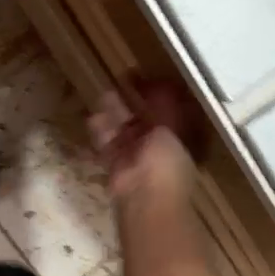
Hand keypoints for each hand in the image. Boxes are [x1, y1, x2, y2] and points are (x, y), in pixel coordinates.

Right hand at [88, 79, 201, 209]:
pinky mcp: (115, 165)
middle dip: (134, 102)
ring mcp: (136, 158)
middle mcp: (158, 148)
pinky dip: (101, 131)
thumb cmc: (167, 162)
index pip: (170, 112)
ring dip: (114, 113)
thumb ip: (163, 103)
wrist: (145, 198)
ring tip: (105, 95)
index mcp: (180, 140)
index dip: (159, 94)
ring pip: (123, 130)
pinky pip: (107, 144)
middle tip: (123, 80)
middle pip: (144, 120)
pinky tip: (94, 117)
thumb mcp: (172, 127)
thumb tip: (157, 81)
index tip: (146, 77)